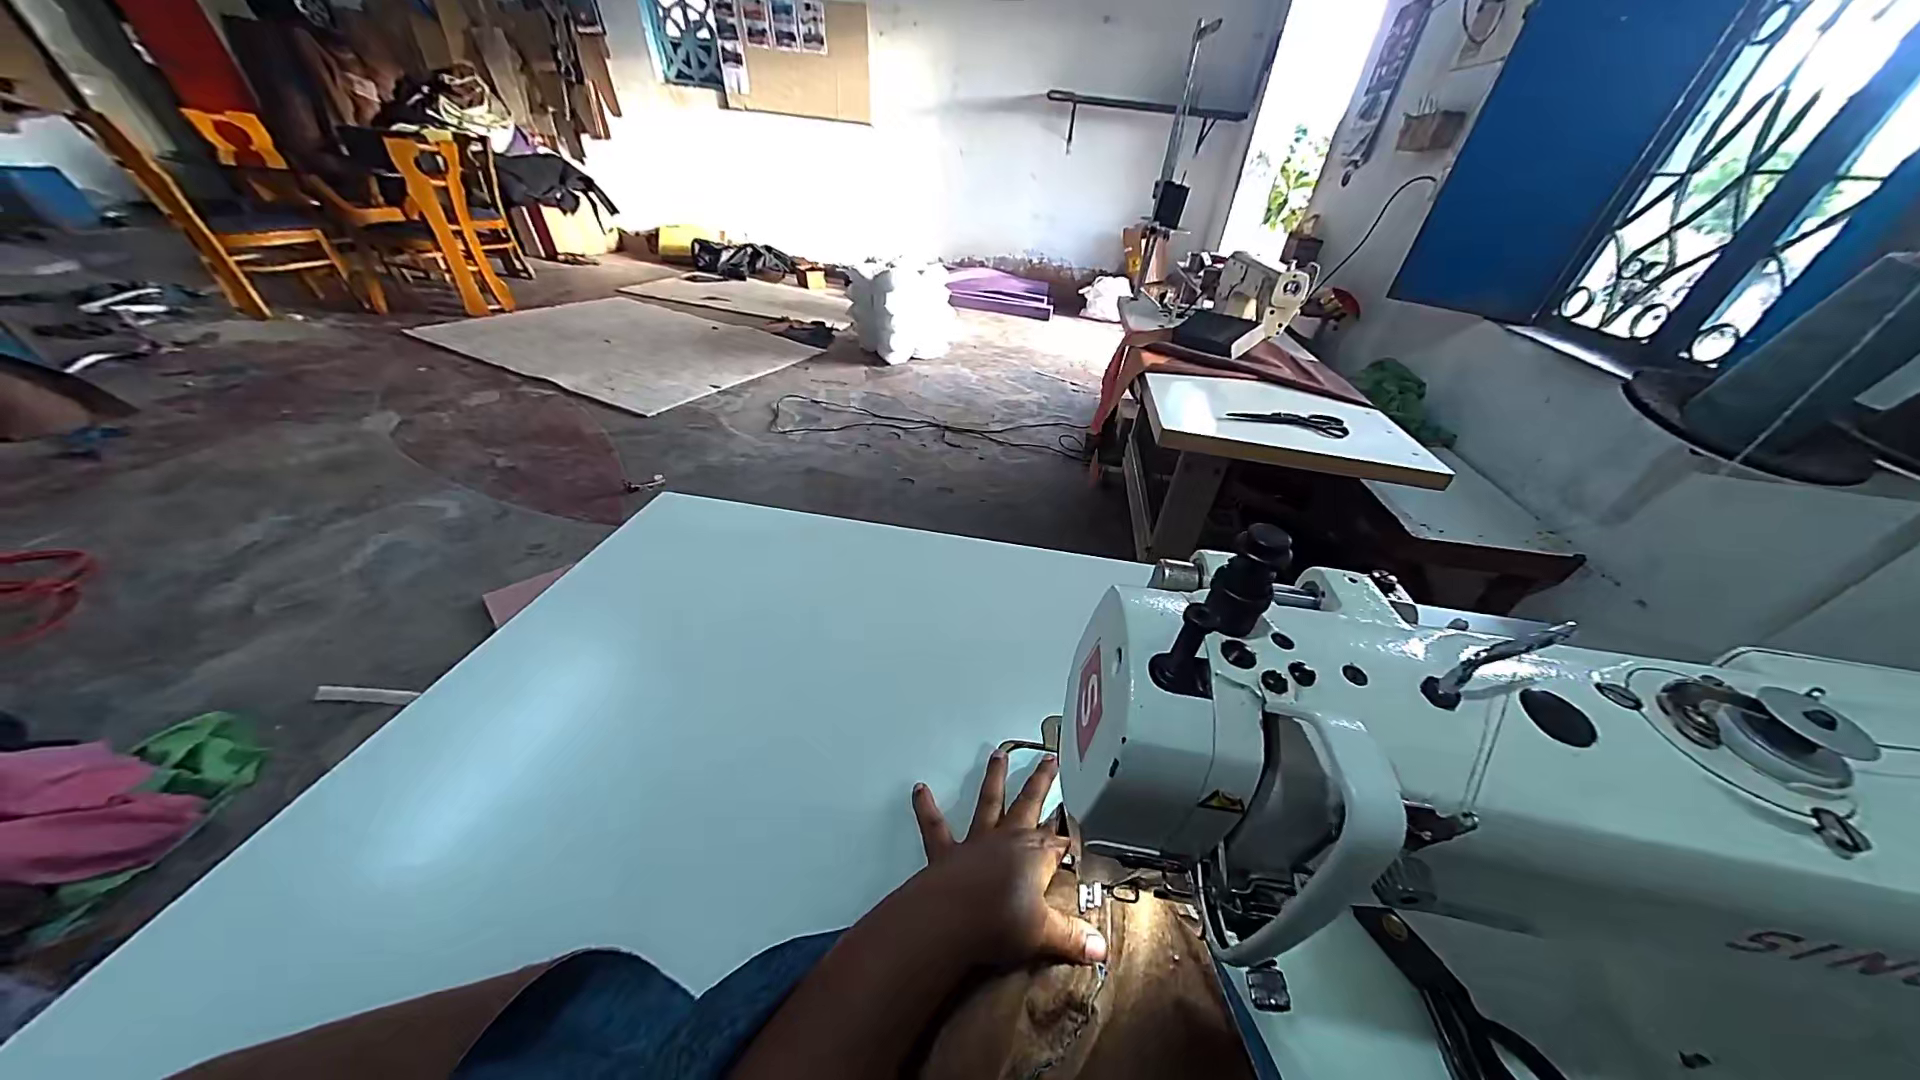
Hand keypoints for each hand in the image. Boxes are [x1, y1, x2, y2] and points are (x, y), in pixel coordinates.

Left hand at [904, 749, 1106, 967]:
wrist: (950, 920)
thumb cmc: (999, 921)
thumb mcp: (1044, 934)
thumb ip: (1072, 937)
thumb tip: (1100, 949)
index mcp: (1035, 854)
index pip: (1061, 841)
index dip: (1073, 837)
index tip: (1083, 829)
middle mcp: (1008, 838)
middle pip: (1030, 803)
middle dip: (1042, 781)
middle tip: (1049, 759)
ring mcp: (977, 841)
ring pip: (989, 801)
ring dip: (994, 778)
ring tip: (997, 755)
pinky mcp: (947, 851)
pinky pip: (935, 825)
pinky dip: (926, 807)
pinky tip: (920, 790)